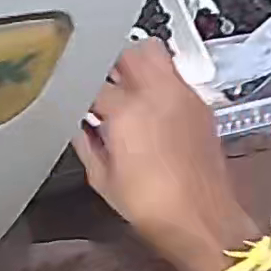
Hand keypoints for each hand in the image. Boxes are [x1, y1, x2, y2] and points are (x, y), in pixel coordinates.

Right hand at [76, 38, 259, 270]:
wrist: (200, 219)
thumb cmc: (152, 206)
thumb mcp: (102, 179)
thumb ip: (85, 144)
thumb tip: (78, 127)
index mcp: (127, 111)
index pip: (93, 82)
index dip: (77, 90)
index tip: (70, 100)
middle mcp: (158, 93)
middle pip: (129, 51)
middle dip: (109, 64)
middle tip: (97, 85)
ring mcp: (184, 95)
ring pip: (156, 54)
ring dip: (135, 65)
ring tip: (122, 91)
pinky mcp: (200, 105)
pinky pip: (174, 77)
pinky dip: (156, 83)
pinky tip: (146, 110)